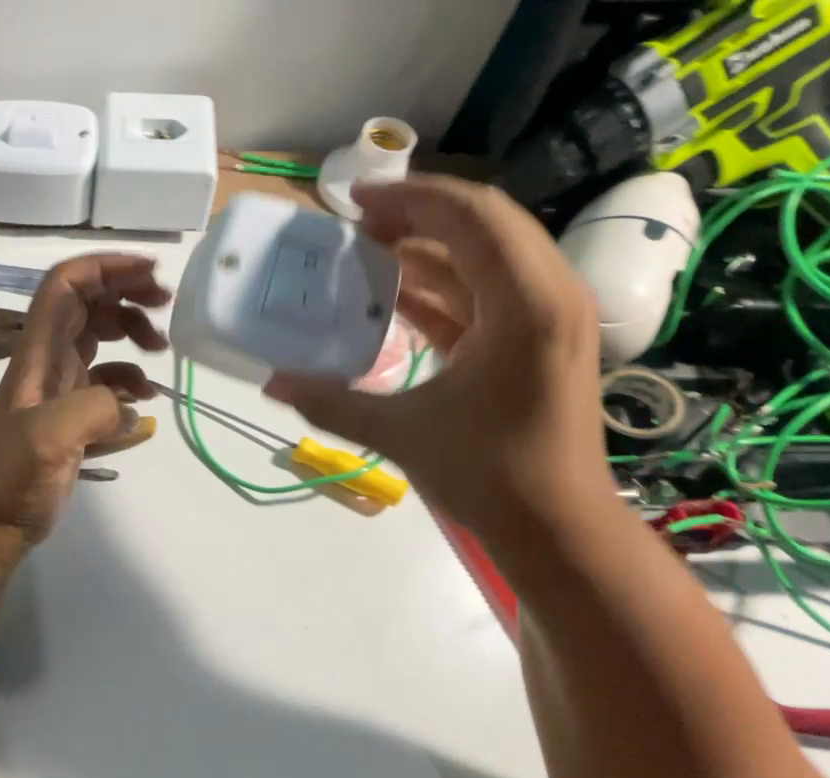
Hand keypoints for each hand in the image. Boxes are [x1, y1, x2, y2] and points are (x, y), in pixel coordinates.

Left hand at [0, 254, 168, 559]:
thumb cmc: (11, 481)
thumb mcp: (49, 439)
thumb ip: (93, 408)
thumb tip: (128, 405)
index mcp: (37, 355)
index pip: (66, 286)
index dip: (106, 268)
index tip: (151, 275)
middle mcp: (47, 363)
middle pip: (87, 303)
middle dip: (126, 293)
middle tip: (167, 304)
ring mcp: (59, 391)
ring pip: (99, 339)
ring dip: (132, 334)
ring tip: (162, 350)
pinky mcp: (71, 421)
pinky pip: (105, 384)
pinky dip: (129, 382)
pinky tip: (144, 403)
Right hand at [263, 175, 610, 536]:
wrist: (558, 527)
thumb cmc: (490, 477)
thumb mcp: (403, 435)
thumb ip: (333, 404)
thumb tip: (271, 383)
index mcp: (527, 304)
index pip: (472, 217)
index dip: (411, 199)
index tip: (354, 204)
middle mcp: (549, 294)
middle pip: (484, 225)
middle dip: (417, 216)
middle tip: (356, 226)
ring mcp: (549, 317)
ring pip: (488, 256)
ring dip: (430, 250)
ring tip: (367, 255)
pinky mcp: (538, 341)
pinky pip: (489, 292)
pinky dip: (444, 286)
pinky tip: (395, 297)